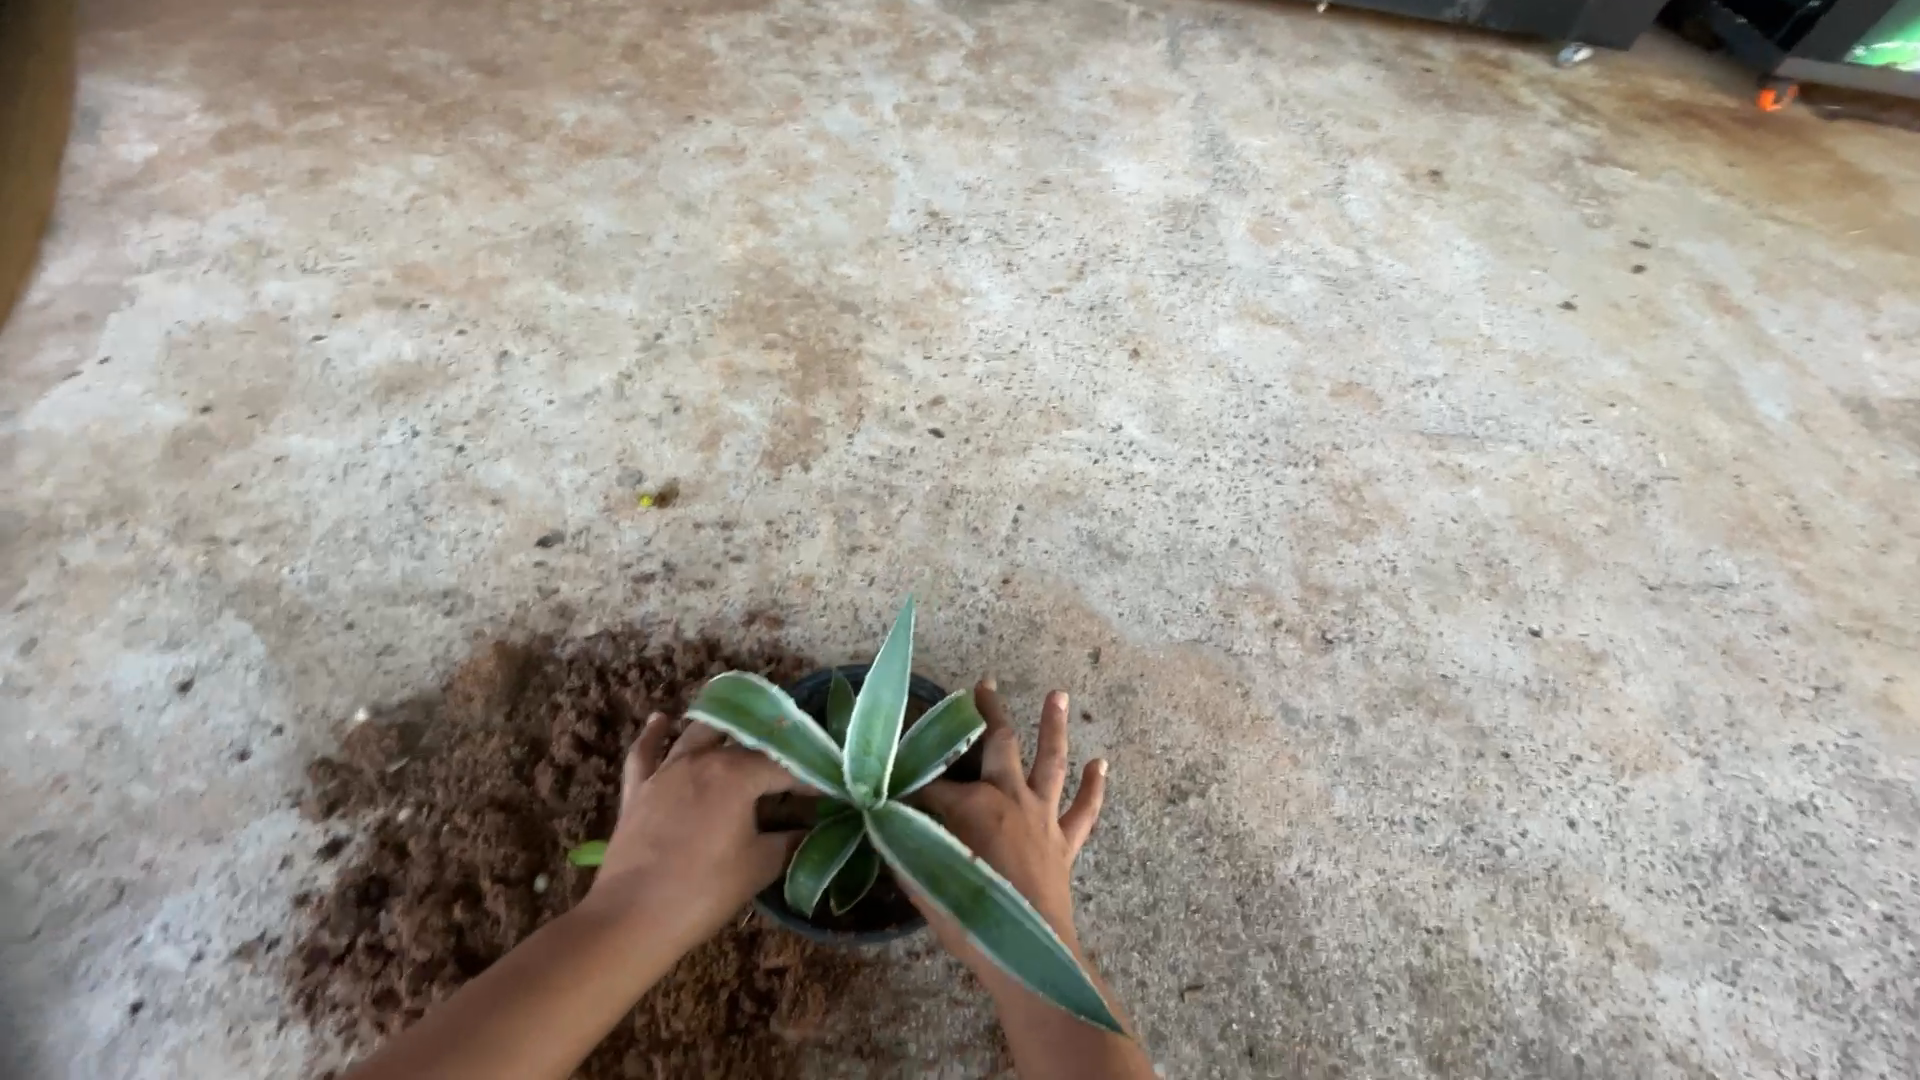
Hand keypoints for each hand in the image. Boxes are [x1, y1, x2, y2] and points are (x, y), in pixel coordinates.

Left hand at [577, 714, 807, 955]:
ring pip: (697, 734)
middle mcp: (702, 760)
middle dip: (773, 751)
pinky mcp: (637, 790)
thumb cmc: (703, 891)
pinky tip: (663, 719)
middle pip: (744, 744)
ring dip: (721, 729)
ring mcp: (666, 771)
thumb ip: (790, 841)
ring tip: (741, 730)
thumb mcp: (759, 867)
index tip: (827, 791)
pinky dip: (654, 734)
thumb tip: (810, 829)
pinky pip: (645, 752)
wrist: (631, 919)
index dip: (809, 779)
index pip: (784, 767)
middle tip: (792, 765)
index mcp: (737, 775)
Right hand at [911, 678, 1106, 990]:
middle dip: (988, 711)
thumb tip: (888, 824)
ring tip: (1058, 694)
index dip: (912, 778)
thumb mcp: (923, 879)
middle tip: (985, 684)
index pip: (933, 782)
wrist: (1027, 950)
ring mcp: (1042, 815)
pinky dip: (1093, 787)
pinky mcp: (1064, 841)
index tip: (894, 773)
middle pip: (998, 742)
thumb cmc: (970, 915)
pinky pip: (1083, 810)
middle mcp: (1008, 796)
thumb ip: (907, 845)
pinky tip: (1101, 765)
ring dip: (1054, 726)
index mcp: (970, 804)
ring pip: (1051, 760)